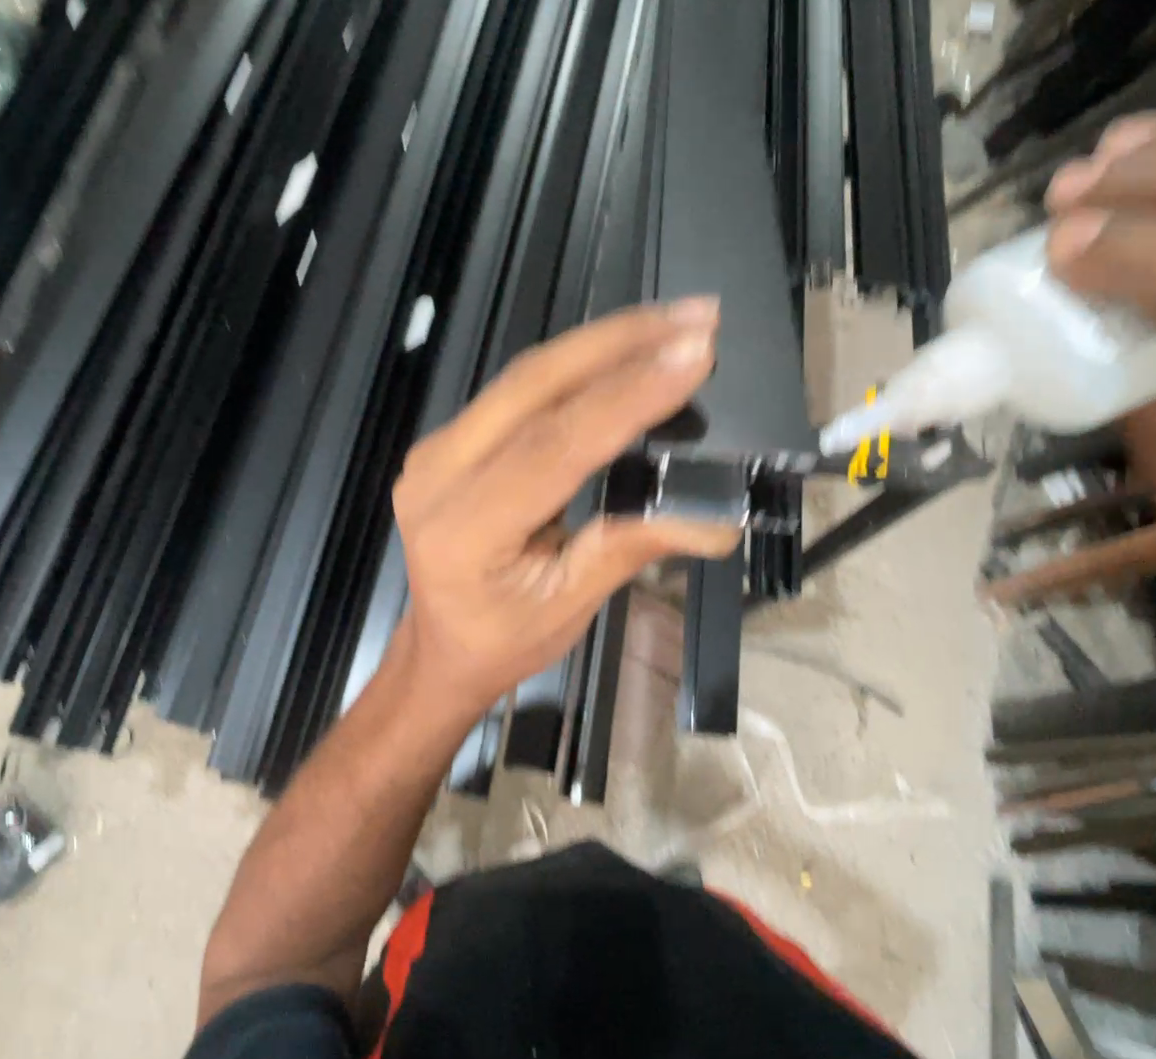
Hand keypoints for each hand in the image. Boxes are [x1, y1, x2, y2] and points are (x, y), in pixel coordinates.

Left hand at [388, 298, 740, 713]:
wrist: (441, 645)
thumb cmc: (502, 639)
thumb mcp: (566, 608)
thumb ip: (627, 549)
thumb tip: (717, 520)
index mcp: (463, 529)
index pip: (551, 448)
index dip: (625, 398)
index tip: (692, 355)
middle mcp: (437, 473)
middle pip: (532, 387)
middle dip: (619, 343)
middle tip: (698, 316)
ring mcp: (438, 448)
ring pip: (525, 376)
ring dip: (603, 342)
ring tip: (676, 321)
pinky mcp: (452, 437)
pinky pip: (519, 388)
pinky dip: (578, 362)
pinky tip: (627, 347)